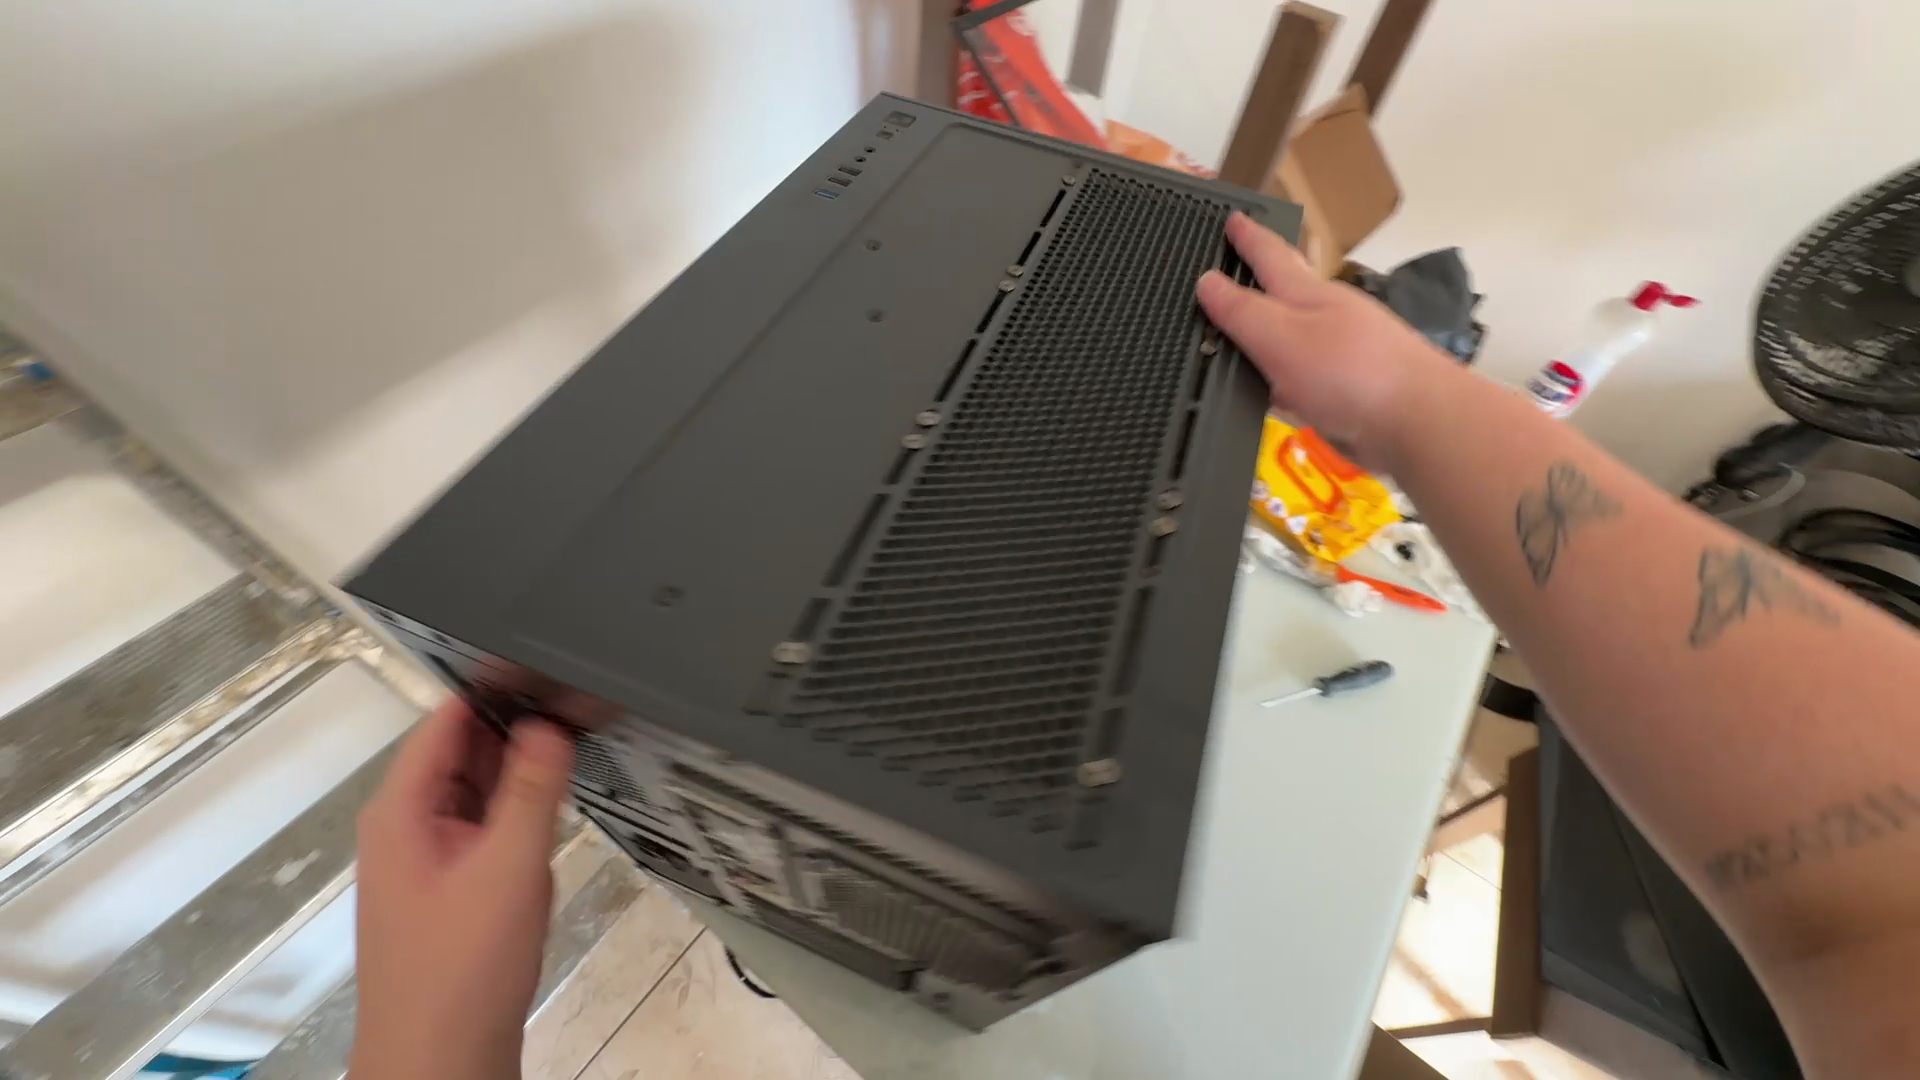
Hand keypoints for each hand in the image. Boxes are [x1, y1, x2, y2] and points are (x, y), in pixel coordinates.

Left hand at [348, 699, 574, 1079]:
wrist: (445, 1057)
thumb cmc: (466, 962)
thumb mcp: (509, 866)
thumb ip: (533, 788)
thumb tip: (549, 723)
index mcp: (403, 810)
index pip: (447, 720)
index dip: (497, 687)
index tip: (553, 664)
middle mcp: (410, 822)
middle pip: (465, 748)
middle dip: (519, 723)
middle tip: (582, 696)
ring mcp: (432, 850)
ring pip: (481, 782)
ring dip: (524, 761)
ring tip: (581, 730)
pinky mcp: (455, 874)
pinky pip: (489, 814)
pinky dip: (523, 797)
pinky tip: (561, 788)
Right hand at [1197, 212, 1454, 467]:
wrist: (1414, 422)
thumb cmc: (1349, 371)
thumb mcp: (1282, 336)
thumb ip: (1242, 312)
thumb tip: (1206, 280)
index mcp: (1309, 295)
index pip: (1271, 256)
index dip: (1249, 237)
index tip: (1233, 217)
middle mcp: (1324, 318)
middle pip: (1283, 293)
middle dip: (1258, 279)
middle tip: (1232, 269)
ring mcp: (1336, 354)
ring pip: (1288, 337)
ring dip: (1265, 332)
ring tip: (1237, 334)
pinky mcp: (1340, 390)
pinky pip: (1295, 376)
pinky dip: (1275, 377)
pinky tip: (1265, 392)